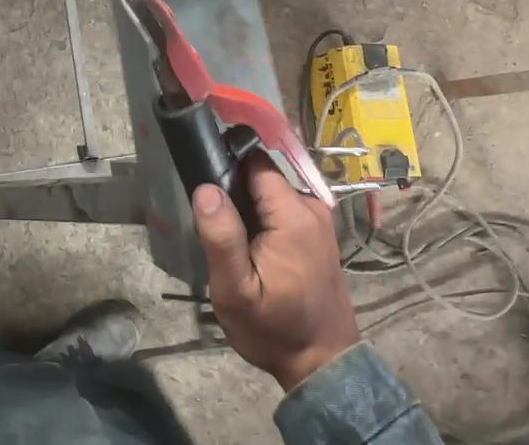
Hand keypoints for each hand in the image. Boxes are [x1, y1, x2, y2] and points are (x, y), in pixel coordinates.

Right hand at [194, 159, 359, 389]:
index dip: (226, 167)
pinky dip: (263, 218)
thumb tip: (205, 188)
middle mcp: (311, 207)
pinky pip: (282, 207)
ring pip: (270, 191)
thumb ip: (222, 238)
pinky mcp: (318, 233)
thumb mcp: (236, 291)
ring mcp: (318, 220)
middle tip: (215, 226)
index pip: (255, 162)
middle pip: (262, 175)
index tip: (205, 191)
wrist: (323, 366)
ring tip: (231, 239)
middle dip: (234, 191)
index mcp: (293, 215)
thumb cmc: (274, 330)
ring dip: (247, 207)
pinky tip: (251, 247)